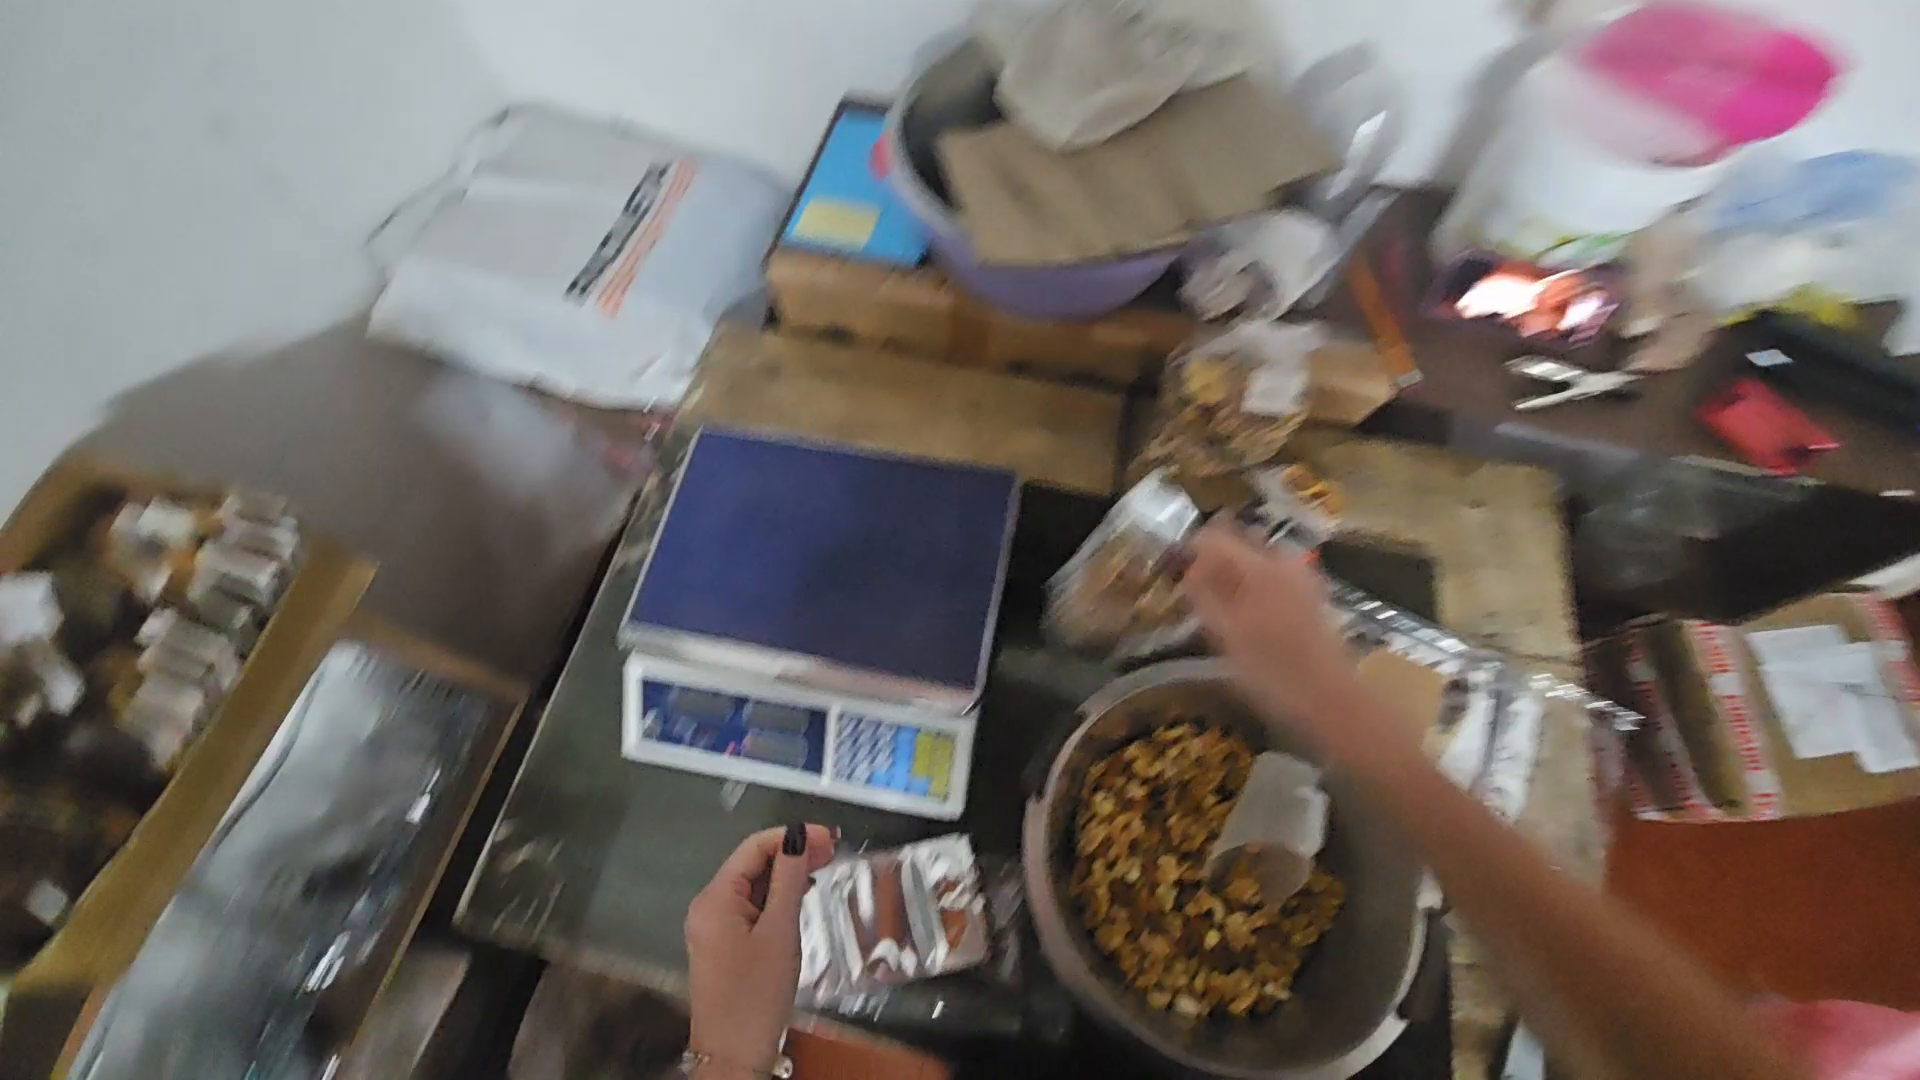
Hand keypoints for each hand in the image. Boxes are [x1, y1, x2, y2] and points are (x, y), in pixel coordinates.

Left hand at [685, 823, 835, 1074]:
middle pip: (753, 863)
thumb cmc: (757, 992)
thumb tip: (798, 835)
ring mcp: (714, 926)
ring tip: (824, 866)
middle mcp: (709, 905)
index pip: (754, 846)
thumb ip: (789, 877)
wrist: (734, 1057)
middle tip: (832, 849)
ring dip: (787, 872)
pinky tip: (802, 893)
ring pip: (755, 884)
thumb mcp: (780, 930)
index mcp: (716, 898)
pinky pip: (753, 905)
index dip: (792, 836)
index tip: (828, 837)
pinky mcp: (725, 943)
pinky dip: (778, 895)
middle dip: (792, 851)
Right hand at [1181, 523, 1367, 756]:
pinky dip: (1254, 588)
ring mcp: (1302, 578)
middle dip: (1213, 562)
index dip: (1191, 552)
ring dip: (1234, 576)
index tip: (1178, 578)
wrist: (1333, 702)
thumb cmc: (1273, 672)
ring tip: (1220, 610)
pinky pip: (1272, 577)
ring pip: (1255, 561)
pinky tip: (1248, 619)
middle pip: (1237, 543)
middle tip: (1197, 594)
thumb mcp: (1226, 635)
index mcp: (1259, 567)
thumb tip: (1187, 569)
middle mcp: (1283, 562)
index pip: (1213, 537)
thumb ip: (1203, 595)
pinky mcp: (1312, 596)